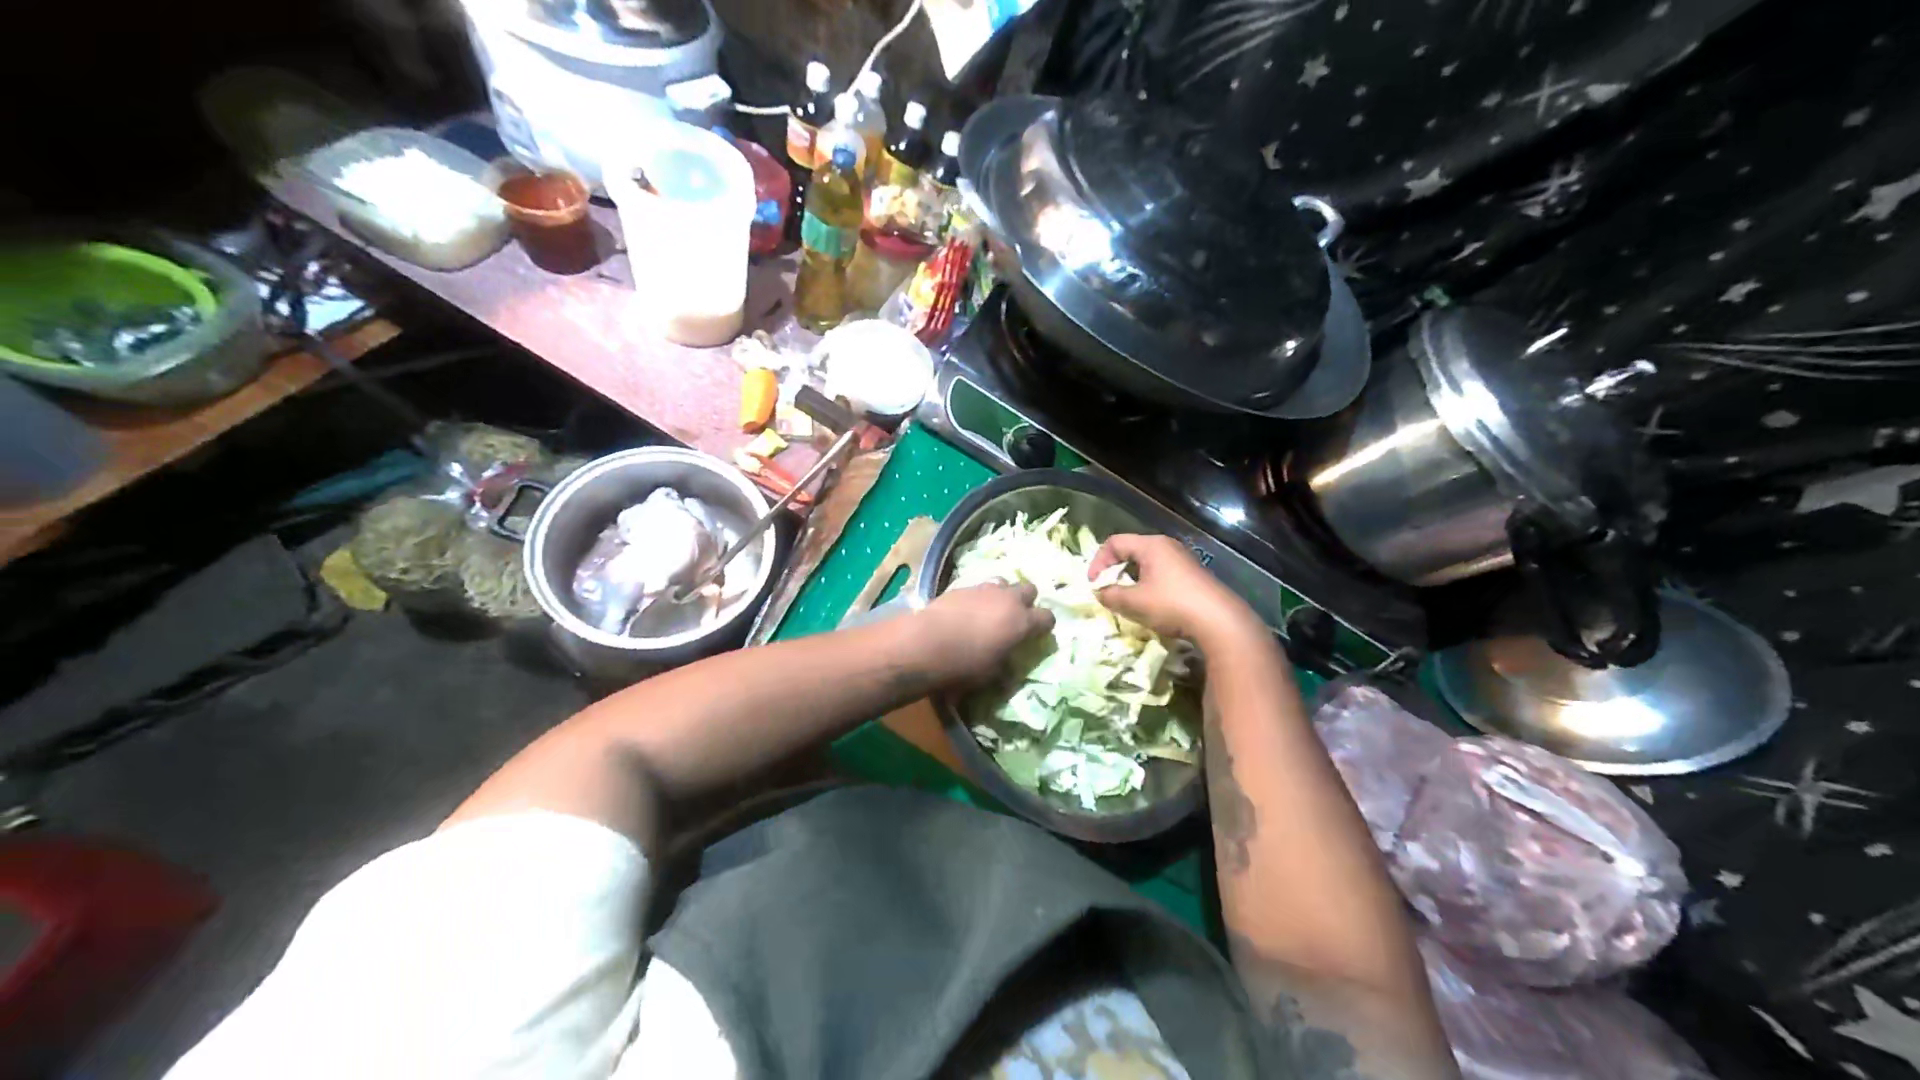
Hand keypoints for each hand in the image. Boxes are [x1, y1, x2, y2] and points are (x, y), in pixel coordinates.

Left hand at [909, 582, 1054, 685]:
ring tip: (991, 610)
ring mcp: (985, 589)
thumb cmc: (965, 664)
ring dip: (1003, 594)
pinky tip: (967, 610)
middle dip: (1026, 601)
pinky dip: (979, 597)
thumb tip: (1008, 675)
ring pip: (1004, 583)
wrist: (927, 643)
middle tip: (1016, 618)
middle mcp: (1008, 600)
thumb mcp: (991, 674)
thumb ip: (1004, 668)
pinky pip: (979, 587)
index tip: (1038, 633)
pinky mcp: (962, 586)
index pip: (1047, 617)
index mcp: (1022, 622)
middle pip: (1029, 589)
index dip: (1044, 625)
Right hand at [1090, 534, 1264, 649]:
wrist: (1220, 622)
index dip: (1098, 561)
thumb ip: (1110, 595)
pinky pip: (1162, 574)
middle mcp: (1168, 547)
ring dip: (1131, 580)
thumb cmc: (1172, 605)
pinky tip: (1151, 605)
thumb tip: (1100, 592)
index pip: (1114, 542)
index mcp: (1151, 545)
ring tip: (1127, 600)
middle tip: (1108, 590)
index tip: (1093, 584)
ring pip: (1147, 564)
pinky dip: (1148, 585)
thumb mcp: (1134, 602)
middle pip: (1131, 551)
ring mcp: (1183, 560)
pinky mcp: (1193, 576)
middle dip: (1114, 570)